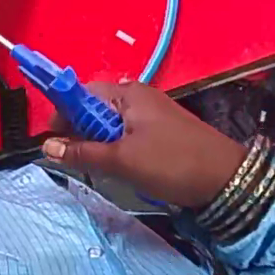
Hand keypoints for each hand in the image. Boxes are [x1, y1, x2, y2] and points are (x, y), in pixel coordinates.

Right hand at [42, 81, 248, 207]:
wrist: (227, 180)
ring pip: (107, 124)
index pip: (80, 93)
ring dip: (96, 143)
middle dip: (79, 131)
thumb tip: (46, 147)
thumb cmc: (172, 163)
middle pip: (93, 109)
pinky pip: (123, 133)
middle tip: (77, 158)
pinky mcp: (158, 130)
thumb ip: (82, 153)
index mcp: (128, 94)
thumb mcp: (122, 160)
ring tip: (98, 165)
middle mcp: (137, 97)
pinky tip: (117, 166)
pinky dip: (113, 148)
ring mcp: (149, 113)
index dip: (63, 113)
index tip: (55, 139)